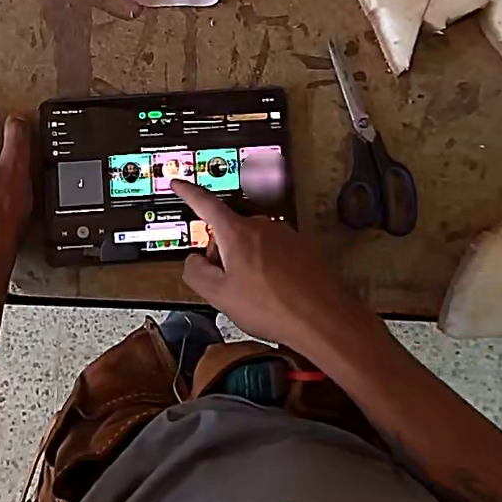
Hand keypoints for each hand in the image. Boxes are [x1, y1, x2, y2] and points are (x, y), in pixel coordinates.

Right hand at [171, 180, 389, 364]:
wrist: (322, 317)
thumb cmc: (273, 306)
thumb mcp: (219, 295)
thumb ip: (195, 273)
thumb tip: (192, 261)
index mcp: (237, 232)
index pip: (205, 204)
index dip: (188, 193)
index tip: (179, 183)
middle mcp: (262, 226)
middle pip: (230, 231)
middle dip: (222, 253)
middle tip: (227, 284)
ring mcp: (285, 235)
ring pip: (252, 243)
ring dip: (247, 263)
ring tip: (257, 294)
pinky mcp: (302, 247)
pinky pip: (274, 252)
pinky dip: (268, 268)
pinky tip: (275, 292)